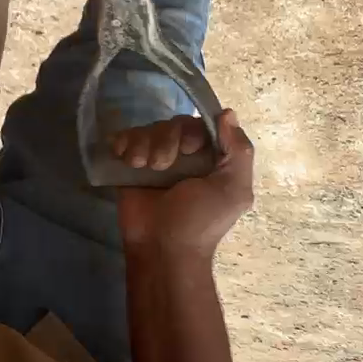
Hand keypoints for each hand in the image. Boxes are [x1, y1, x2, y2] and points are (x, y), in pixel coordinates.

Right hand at [115, 111, 255, 258]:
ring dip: (143, 144)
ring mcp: (155, 159)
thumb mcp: (233, 190)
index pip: (199, 124)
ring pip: (147, 129)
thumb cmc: (200, 221)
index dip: (191, 132)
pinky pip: (125, 138)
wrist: (161, 249)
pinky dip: (124, 143)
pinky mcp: (130, 165)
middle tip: (161, 166)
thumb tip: (227, 113)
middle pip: (171, 124)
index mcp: (210, 158)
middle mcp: (183, 155)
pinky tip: (126, 159)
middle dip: (165, 141)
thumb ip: (238, 151)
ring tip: (141, 166)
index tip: (188, 151)